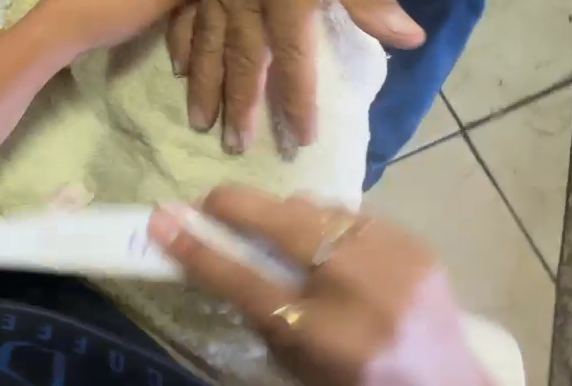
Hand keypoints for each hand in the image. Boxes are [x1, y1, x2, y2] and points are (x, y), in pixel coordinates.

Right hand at [150, 187, 489, 385]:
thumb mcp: (298, 365)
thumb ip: (255, 307)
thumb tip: (204, 246)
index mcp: (330, 341)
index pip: (244, 282)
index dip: (196, 248)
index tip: (158, 219)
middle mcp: (364, 293)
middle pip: (277, 223)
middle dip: (233, 207)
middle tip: (207, 207)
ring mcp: (394, 261)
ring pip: (310, 208)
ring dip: (285, 217)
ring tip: (281, 237)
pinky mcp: (413, 242)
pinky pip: (345, 213)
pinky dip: (325, 225)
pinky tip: (328, 247)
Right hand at [170, 0, 421, 152]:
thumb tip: (404, 39)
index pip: (292, 57)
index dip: (296, 100)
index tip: (300, 138)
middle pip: (240, 57)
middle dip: (240, 104)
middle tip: (236, 145)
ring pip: (205, 42)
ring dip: (204, 83)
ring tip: (201, 120)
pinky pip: (182, 11)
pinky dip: (179, 42)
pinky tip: (178, 64)